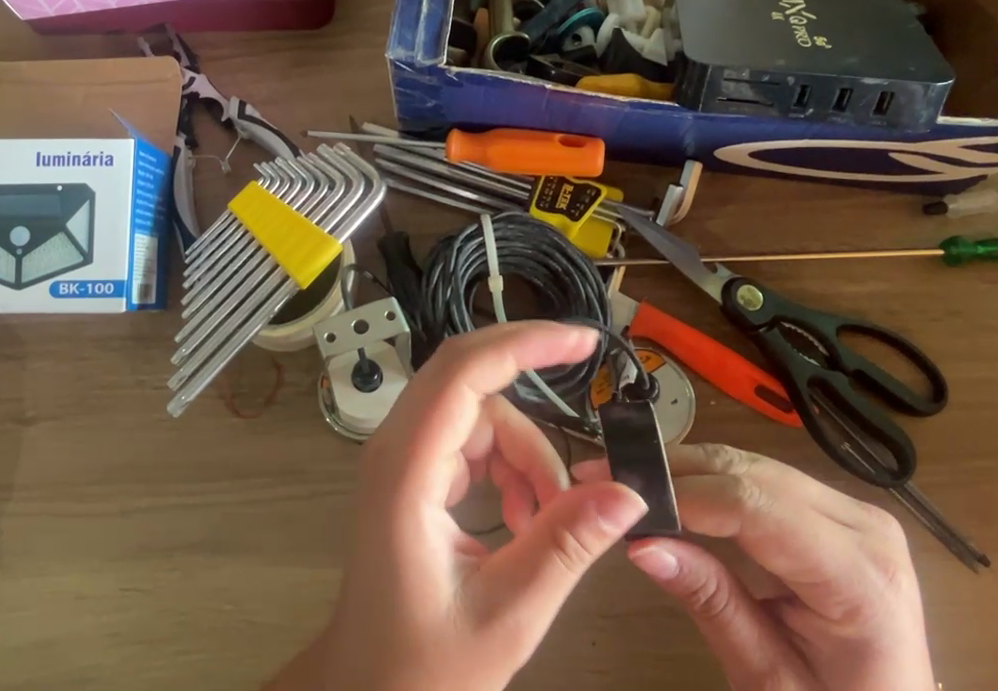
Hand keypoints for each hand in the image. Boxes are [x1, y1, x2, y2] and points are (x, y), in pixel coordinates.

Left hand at [272, 321, 647, 690]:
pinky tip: (525, 519)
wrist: (368, 685)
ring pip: (479, 414)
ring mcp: (402, 457)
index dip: (521, 344)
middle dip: (531, 389)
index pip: (460, 374)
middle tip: (587, 406)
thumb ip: (565, 546)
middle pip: (467, 378)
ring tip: (547, 520)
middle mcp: (396, 448)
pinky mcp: (414, 472)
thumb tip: (629, 492)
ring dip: (526, 453)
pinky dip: (509, 467)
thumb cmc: (424, 661)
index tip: (582, 340)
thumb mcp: (508, 612)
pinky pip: (472, 441)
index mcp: (405, 471)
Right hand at [575, 444, 932, 690]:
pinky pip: (758, 477)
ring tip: (624, 479)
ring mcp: (852, 510)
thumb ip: (711, 603)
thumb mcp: (769, 679)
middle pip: (748, 474)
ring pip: (748, 465)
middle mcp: (863, 525)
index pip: (755, 506)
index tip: (616, 493)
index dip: (681, 491)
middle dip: (671, 470)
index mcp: (861, 576)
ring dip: (683, 468)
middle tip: (600, 474)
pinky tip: (666, 488)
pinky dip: (707, 479)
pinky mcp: (834, 508)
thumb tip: (639, 544)